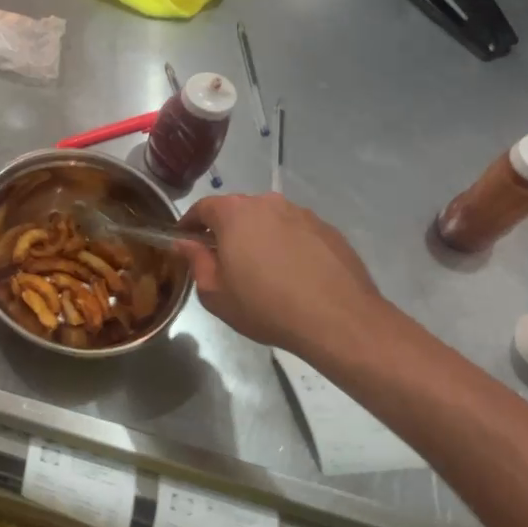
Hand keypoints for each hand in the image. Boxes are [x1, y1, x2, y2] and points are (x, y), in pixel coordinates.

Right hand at [174, 193, 385, 353]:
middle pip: (237, 211)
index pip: (202, 208)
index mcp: (233, 213)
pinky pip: (298, 233)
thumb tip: (186, 243)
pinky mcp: (330, 231)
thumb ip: (195, 261)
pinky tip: (296, 276)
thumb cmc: (266, 306)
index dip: (190, 224)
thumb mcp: (215, 293)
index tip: (186, 242)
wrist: (341, 322)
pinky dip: (290, 246)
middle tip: (226, 260)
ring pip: (270, 221)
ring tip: (265, 270)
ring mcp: (303, 215)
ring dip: (260, 237)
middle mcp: (267, 204)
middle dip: (227, 230)